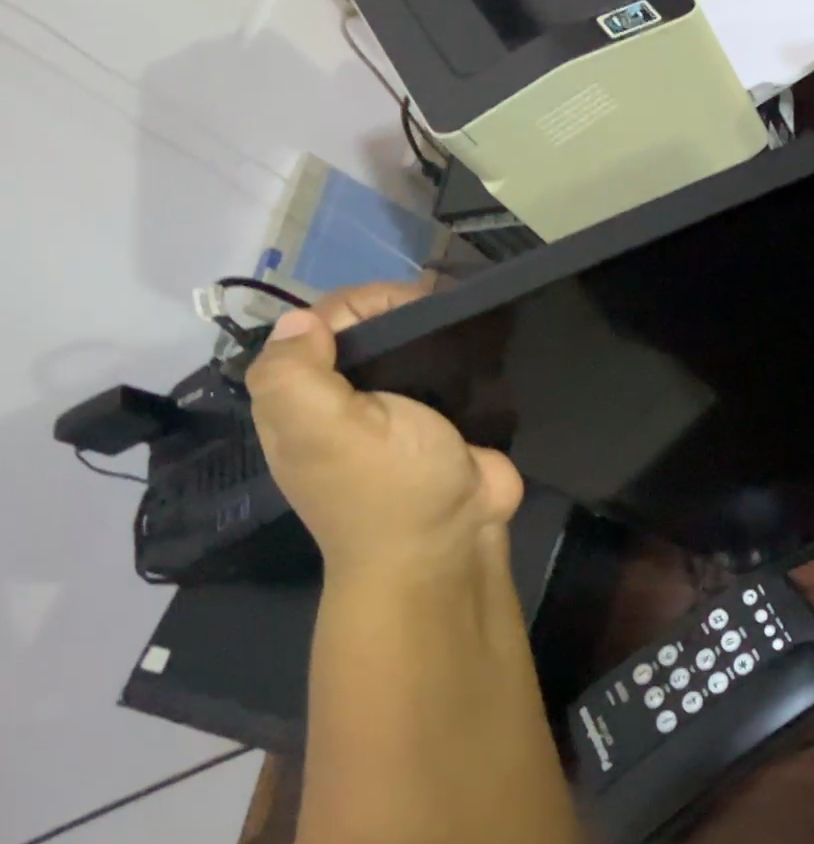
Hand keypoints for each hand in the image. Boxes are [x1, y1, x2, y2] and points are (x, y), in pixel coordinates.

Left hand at [246, 280, 523, 579]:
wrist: (450, 541)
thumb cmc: (386, 483)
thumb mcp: (322, 427)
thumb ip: (296, 372)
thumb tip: (304, 322)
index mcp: (303, 401)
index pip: (318, 327)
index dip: (359, 304)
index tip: (410, 302)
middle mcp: (346, 404)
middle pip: (364, 337)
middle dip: (401, 316)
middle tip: (447, 312)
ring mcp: (402, 417)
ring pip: (409, 357)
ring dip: (436, 339)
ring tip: (471, 327)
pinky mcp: (450, 427)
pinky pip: (451, 382)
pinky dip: (466, 365)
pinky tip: (486, 356)